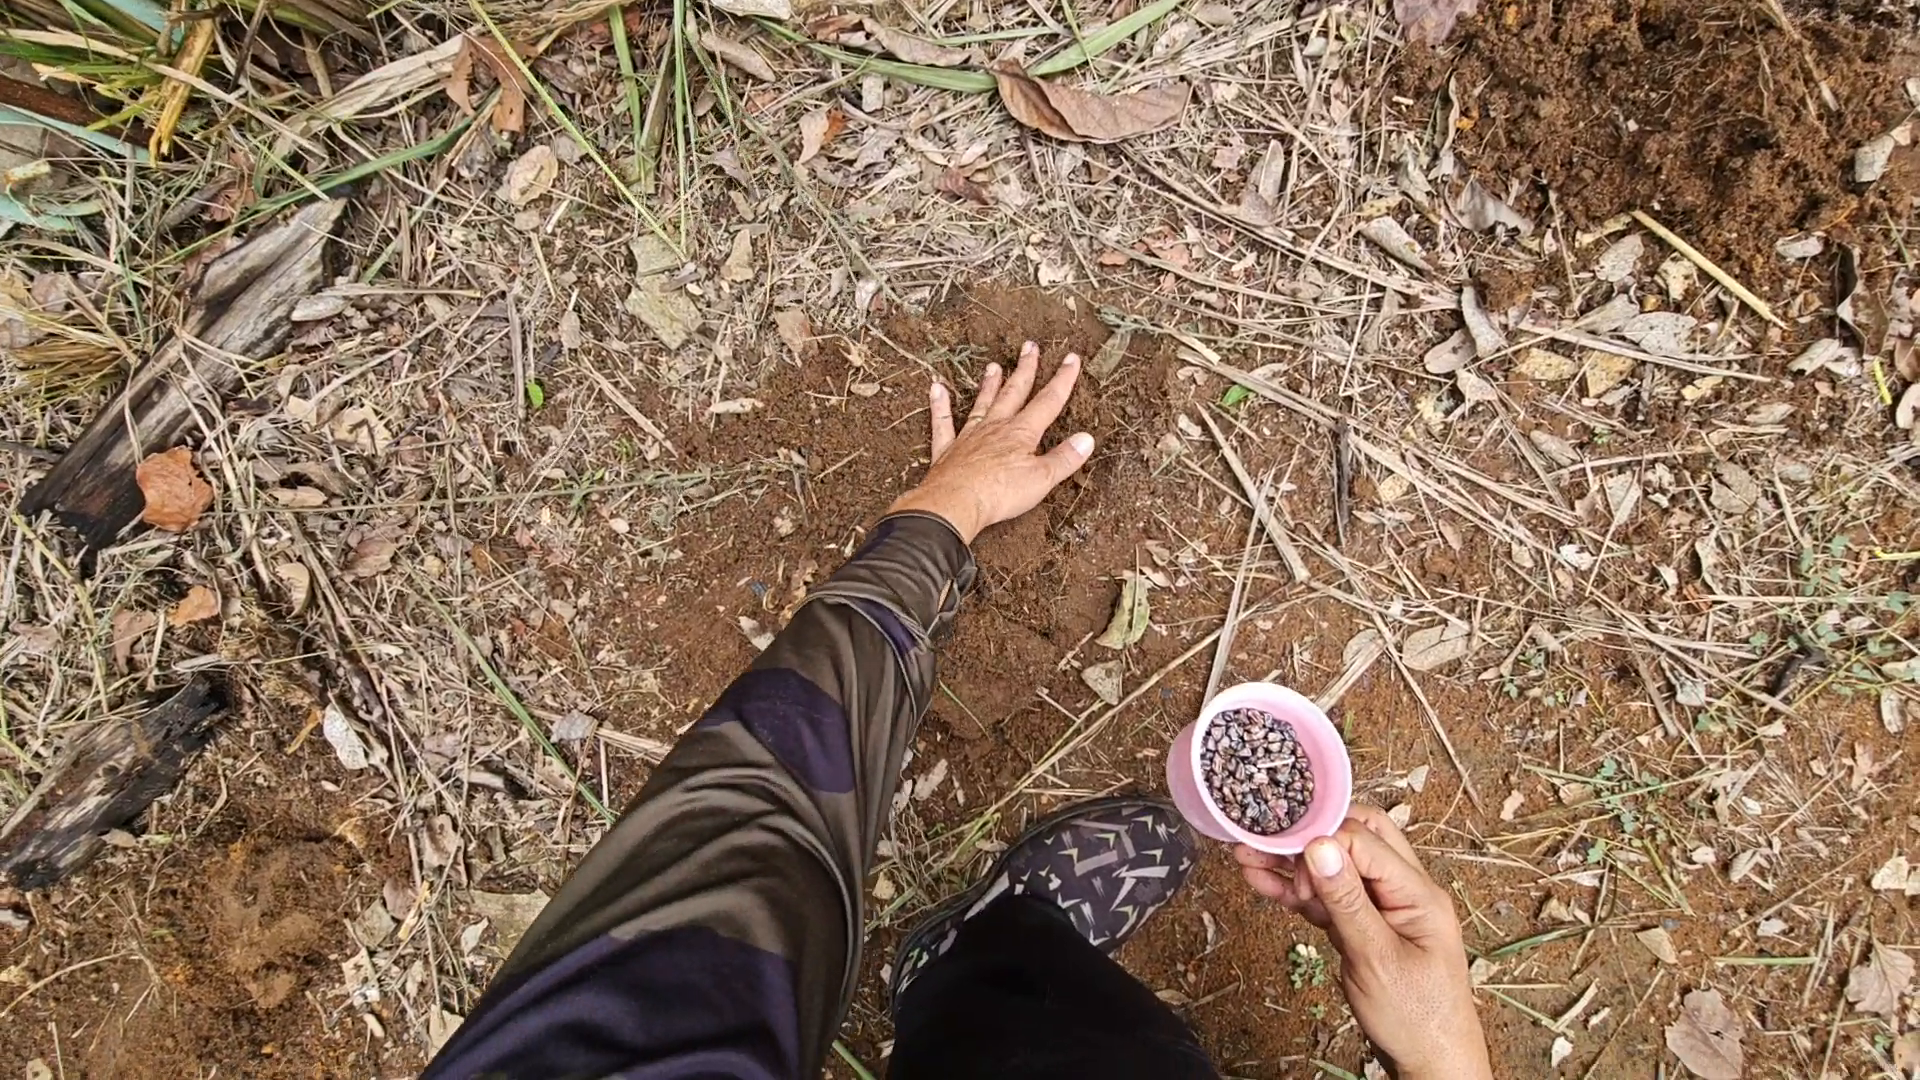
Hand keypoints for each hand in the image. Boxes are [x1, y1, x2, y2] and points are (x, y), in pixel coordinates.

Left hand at [885, 341, 1092, 543]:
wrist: (956, 504)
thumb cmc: (1000, 493)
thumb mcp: (1042, 478)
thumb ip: (1064, 458)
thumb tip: (1087, 439)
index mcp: (1022, 433)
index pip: (1048, 401)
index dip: (1062, 380)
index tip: (1071, 358)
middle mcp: (996, 427)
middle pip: (1014, 393)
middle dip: (1025, 370)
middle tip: (1030, 347)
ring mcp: (970, 436)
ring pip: (982, 403)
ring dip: (990, 384)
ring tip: (994, 366)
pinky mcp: (947, 450)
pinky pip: (943, 422)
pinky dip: (940, 405)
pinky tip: (936, 388)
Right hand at [1235, 804, 1491, 1079]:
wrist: (1431, 1068)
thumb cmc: (1416, 1019)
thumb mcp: (1378, 958)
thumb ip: (1347, 900)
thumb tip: (1318, 845)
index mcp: (1417, 892)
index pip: (1364, 839)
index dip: (1324, 844)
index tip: (1297, 872)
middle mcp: (1400, 889)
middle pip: (1353, 835)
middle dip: (1308, 833)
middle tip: (1270, 840)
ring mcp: (1380, 905)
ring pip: (1333, 863)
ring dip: (1291, 862)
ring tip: (1245, 855)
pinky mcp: (1359, 922)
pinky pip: (1324, 894)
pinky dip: (1293, 890)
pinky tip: (1260, 881)